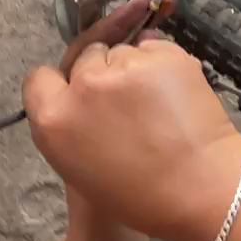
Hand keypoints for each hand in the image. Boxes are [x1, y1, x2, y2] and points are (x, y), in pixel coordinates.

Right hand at [24, 0, 240, 240]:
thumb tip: (79, 94)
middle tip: (129, 102)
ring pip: (124, 50)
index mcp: (54, 119)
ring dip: (136, 66)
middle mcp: (84, 84)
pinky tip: (175, 91)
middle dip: (103, 70)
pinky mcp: (162, 54)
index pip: (40, 78)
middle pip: (85, 55)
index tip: (82, 92)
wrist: (200, 187)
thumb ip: (70, 124)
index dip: (63, 84)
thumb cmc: (140, 193)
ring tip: (158, 101)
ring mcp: (125, 65)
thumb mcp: (79, 167)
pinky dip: (163, 62)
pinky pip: (155, 47)